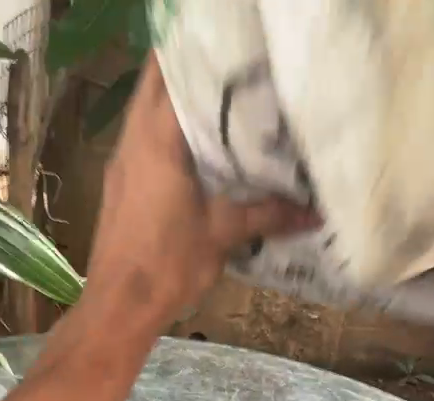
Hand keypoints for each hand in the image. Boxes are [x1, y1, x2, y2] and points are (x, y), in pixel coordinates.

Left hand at [80, 55, 318, 330]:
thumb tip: (315, 212)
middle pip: (155, 80)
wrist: (118, 308)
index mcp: (157, 137)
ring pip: (145, 111)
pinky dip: (167, 134)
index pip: (176, 70)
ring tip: (222, 107)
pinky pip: (142, 141)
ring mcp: (120, 162)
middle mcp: (132, 139)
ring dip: (178, 105)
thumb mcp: (223, 235)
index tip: (241, 61)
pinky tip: (196, 152)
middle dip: (192, 73)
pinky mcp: (118, 185)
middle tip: (234, 78)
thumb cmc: (167, 266)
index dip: (208, 58)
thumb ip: (268, 214)